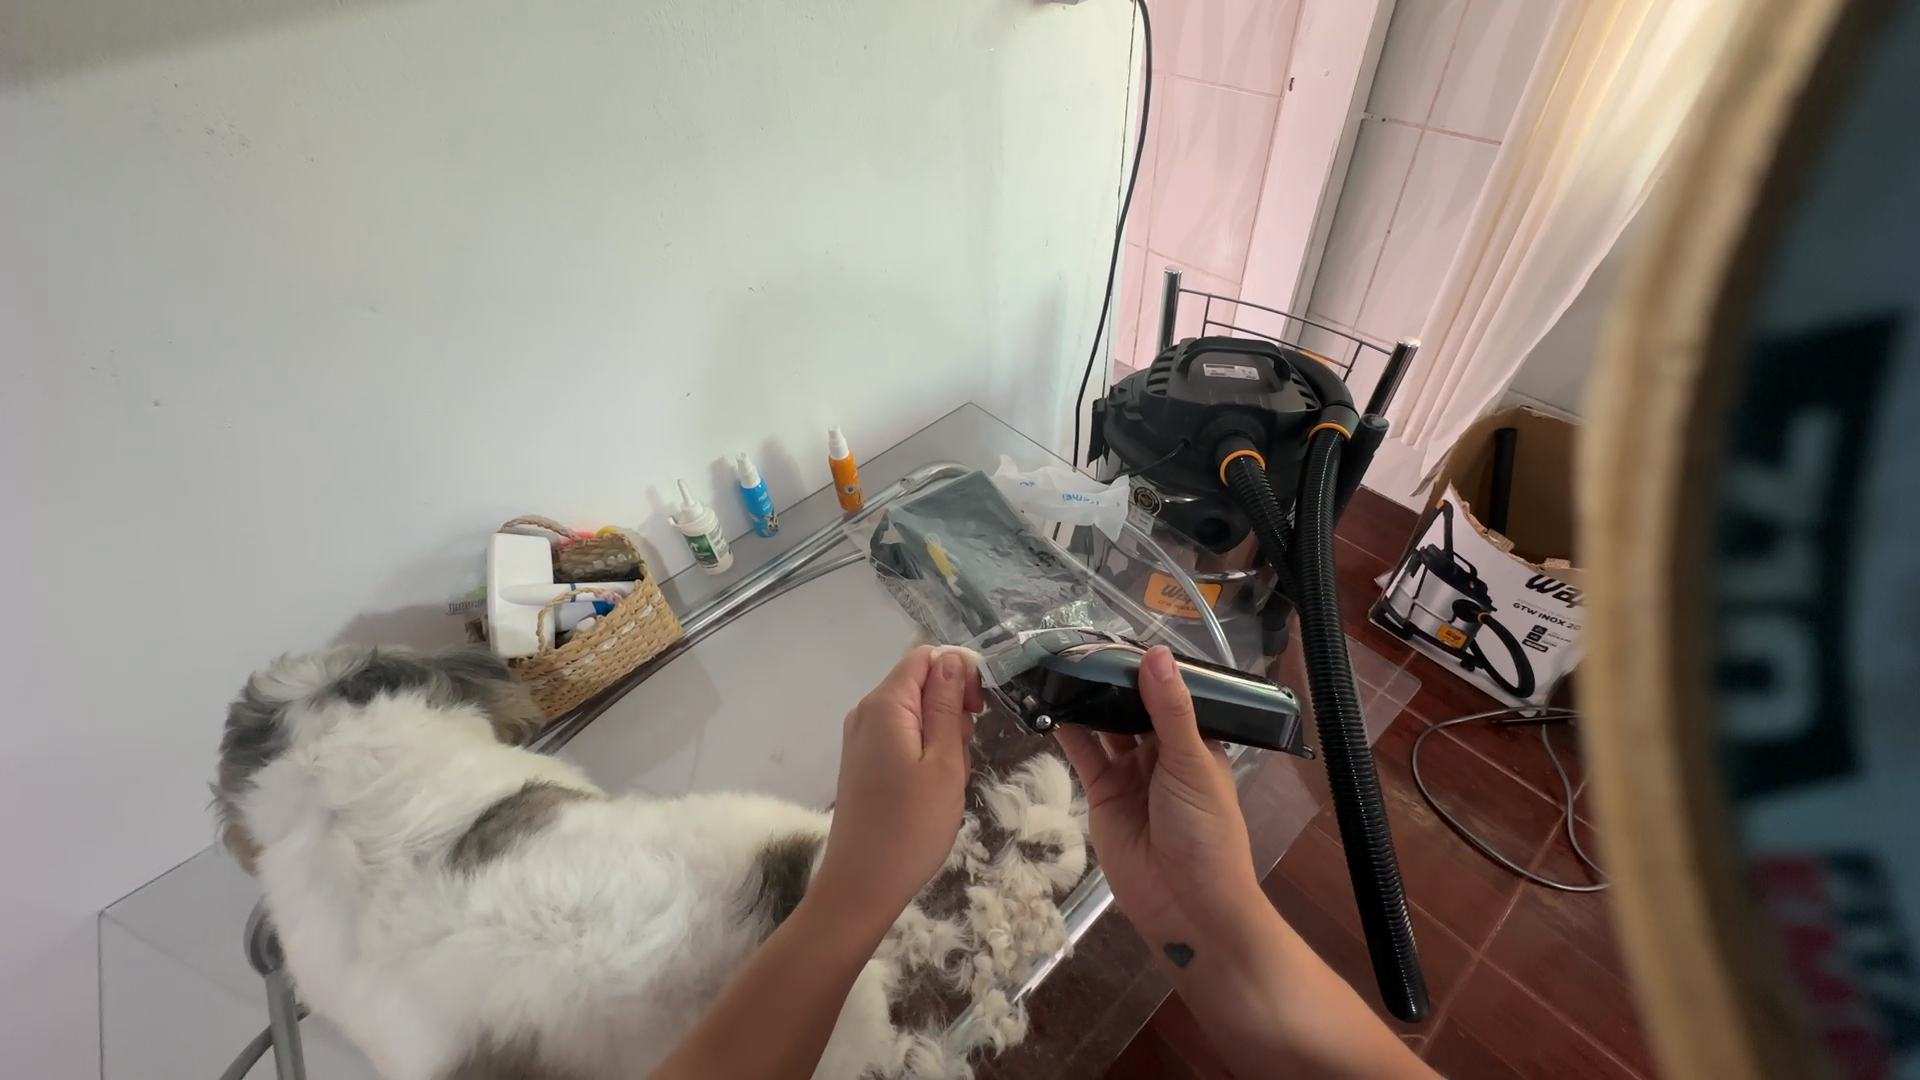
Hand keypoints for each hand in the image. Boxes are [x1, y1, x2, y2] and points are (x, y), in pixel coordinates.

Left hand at [816, 646, 980, 926]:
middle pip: (919, 682)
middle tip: (964, 751)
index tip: (978, 711)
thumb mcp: (944, 761)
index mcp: (886, 704)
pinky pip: (901, 734)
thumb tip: (951, 658)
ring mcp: (861, 736)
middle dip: (951, 706)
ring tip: (949, 776)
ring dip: (941, 732)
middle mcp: (867, 711)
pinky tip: (932, 784)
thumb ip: (947, 704)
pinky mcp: (863, 759)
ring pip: (914, 711)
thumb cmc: (912, 825)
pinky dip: (924, 749)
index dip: (958, 673)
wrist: (862, 884)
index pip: (926, 657)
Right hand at [1054, 646, 1262, 951]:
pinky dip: (1066, 730)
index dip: (1144, 668)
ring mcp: (1128, 771)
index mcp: (1193, 741)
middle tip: (1077, 645)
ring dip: (1085, 701)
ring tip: (1058, 666)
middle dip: (1108, 681)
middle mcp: (1160, 751)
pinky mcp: (1101, 792)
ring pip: (1103, 725)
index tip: (1115, 636)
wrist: (1186, 905)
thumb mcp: (1191, 762)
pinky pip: (1082, 753)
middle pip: (1131, 706)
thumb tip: (1156, 652)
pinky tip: (1049, 704)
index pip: (1166, 693)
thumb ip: (1169, 709)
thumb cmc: (1204, 829)